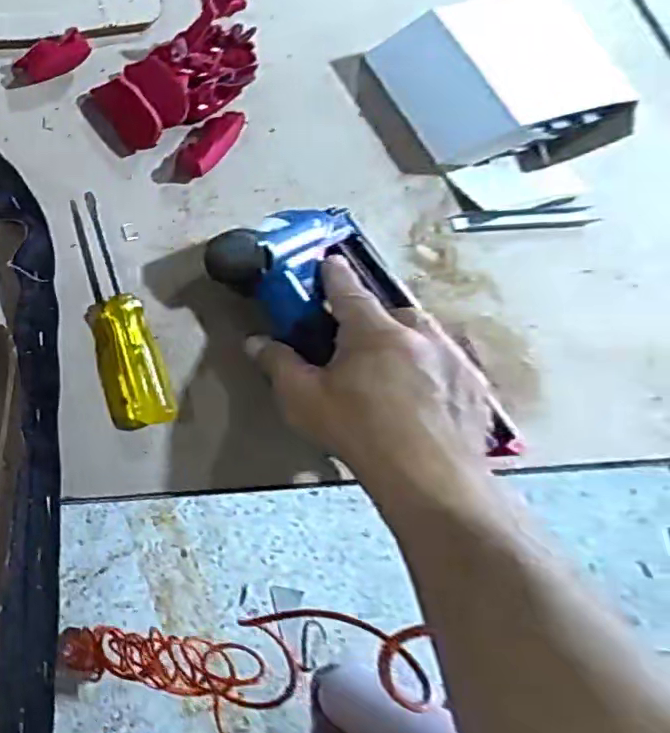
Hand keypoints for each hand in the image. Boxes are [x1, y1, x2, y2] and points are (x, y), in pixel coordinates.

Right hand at [246, 256, 493, 476]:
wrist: (428, 471)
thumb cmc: (356, 427)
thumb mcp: (300, 395)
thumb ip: (278, 363)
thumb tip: (258, 343)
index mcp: (376, 334)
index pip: (350, 294)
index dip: (335, 276)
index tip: (330, 261)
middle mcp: (422, 337)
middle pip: (396, 312)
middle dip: (373, 315)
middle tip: (350, 332)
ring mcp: (455, 361)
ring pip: (425, 335)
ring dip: (402, 340)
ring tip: (381, 362)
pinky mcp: (474, 386)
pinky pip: (446, 362)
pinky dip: (426, 365)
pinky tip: (411, 389)